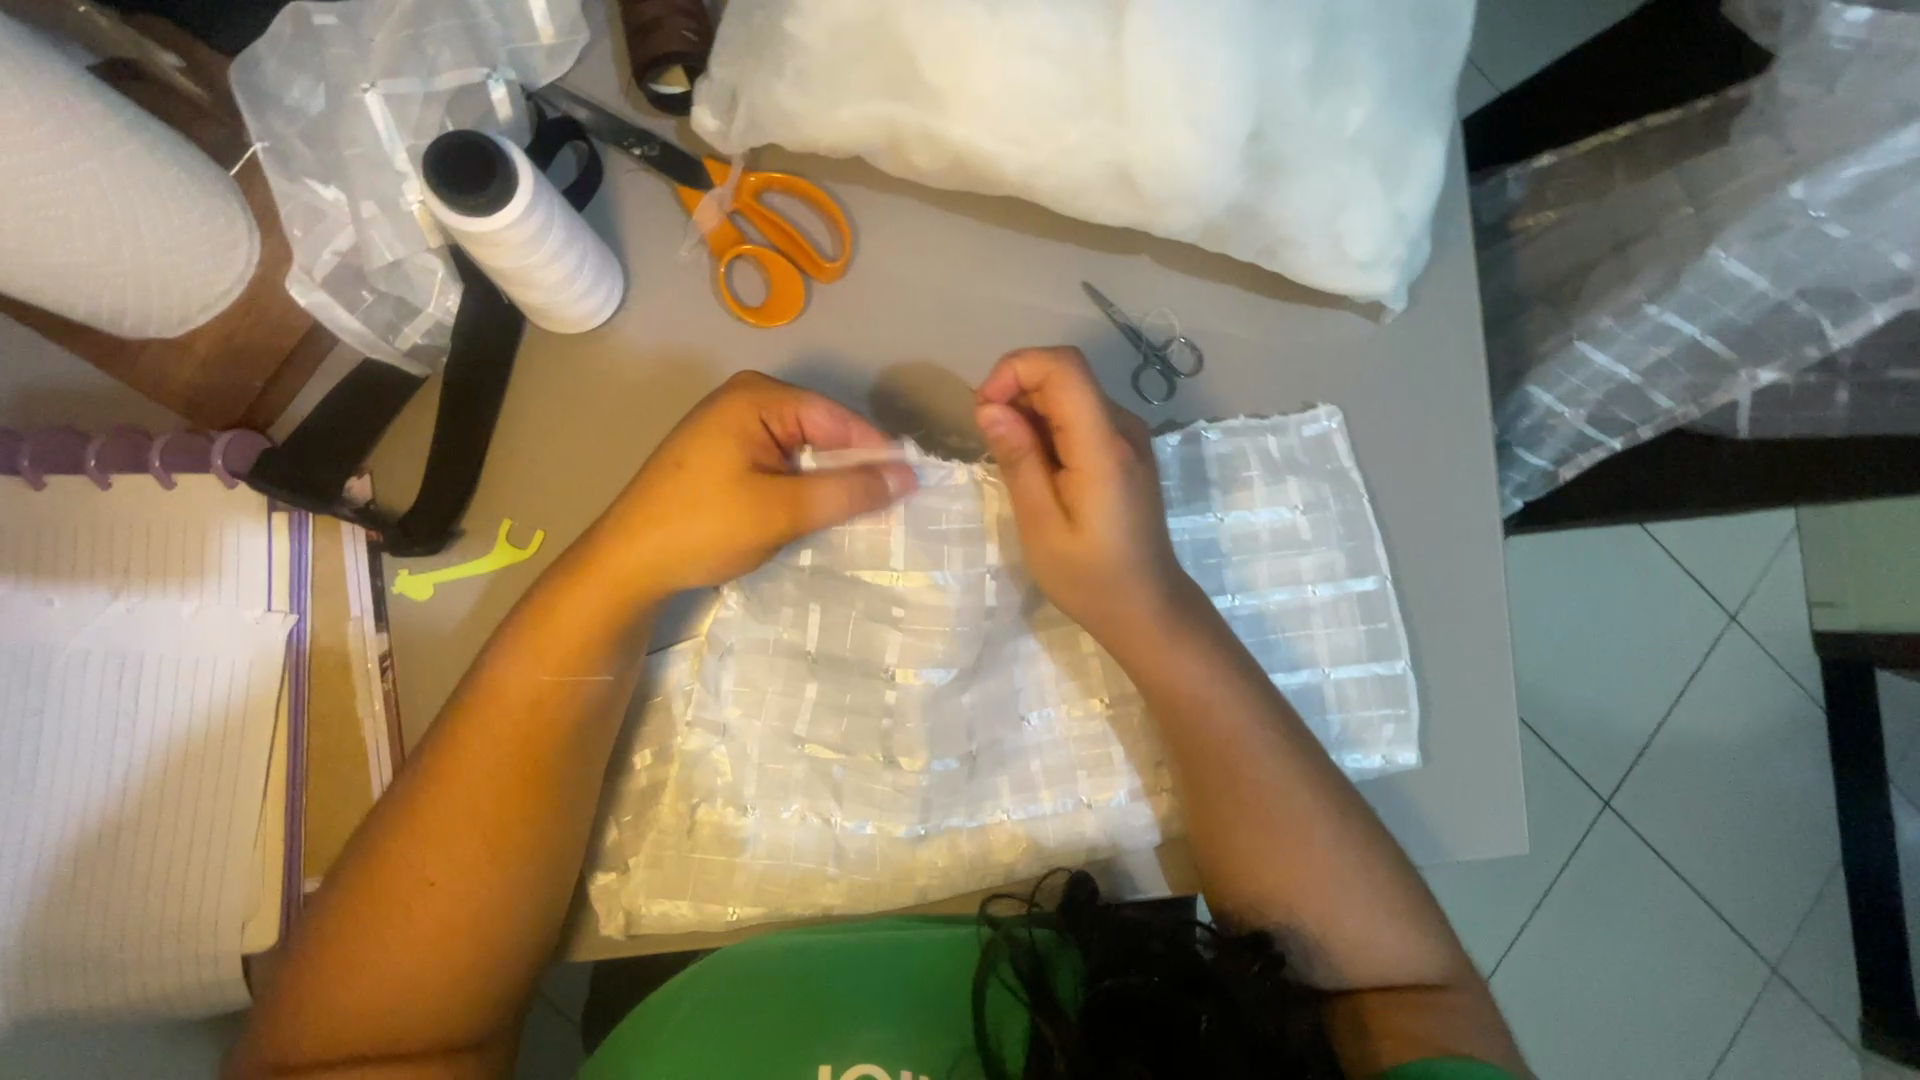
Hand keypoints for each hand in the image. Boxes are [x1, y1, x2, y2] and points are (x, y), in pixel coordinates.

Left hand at [586, 371, 916, 598]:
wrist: (626, 564)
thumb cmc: (703, 528)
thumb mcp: (783, 510)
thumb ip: (847, 491)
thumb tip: (907, 477)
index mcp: (757, 397)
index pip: (838, 419)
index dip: (877, 453)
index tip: (913, 488)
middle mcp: (745, 400)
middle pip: (822, 431)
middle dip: (852, 469)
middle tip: (889, 508)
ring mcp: (731, 427)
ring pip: (803, 451)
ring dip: (827, 482)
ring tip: (858, 516)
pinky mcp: (725, 456)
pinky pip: (780, 464)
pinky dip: (801, 488)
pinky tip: (815, 514)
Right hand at [974, 347, 1196, 647]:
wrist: (1146, 607)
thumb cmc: (1088, 578)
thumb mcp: (1040, 526)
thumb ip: (1018, 460)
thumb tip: (989, 407)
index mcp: (1104, 446)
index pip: (1063, 367)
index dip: (1015, 370)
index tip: (984, 411)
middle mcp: (1124, 428)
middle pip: (1065, 376)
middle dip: (1016, 392)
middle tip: (990, 444)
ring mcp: (1130, 437)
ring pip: (1071, 393)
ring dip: (1030, 412)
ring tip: (1011, 463)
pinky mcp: (1126, 449)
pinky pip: (1081, 416)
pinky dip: (1048, 428)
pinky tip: (1037, 470)